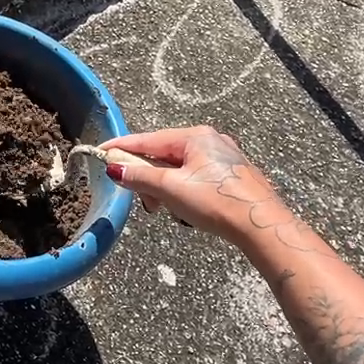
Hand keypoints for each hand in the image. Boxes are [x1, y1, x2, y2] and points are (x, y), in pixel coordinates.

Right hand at [101, 126, 293, 246]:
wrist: (262, 227)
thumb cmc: (217, 203)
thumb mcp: (170, 189)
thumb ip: (140, 176)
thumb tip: (115, 168)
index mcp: (195, 137)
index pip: (148, 139)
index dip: (122, 147)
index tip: (100, 153)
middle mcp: (210, 141)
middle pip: (163, 154)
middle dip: (147, 177)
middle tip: (144, 201)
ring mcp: (222, 158)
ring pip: (178, 168)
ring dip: (164, 188)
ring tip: (167, 209)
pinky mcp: (230, 176)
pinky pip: (193, 177)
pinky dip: (180, 190)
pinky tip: (185, 209)